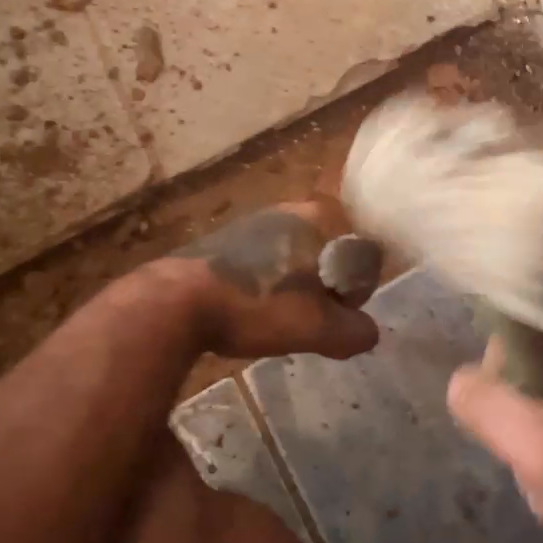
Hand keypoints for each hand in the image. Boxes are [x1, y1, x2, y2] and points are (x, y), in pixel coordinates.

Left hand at [156, 201, 379, 361]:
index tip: (335, 319)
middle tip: (310, 323)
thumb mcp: (317, 328)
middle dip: (327, 289)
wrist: (175, 301)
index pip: (365, 255)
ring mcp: (256, 221)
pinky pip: (266, 264)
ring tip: (278, 322)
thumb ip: (353, 331)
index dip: (356, 293)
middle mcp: (294, 208)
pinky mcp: (227, 239)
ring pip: (298, 260)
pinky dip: (268, 287)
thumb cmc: (259, 305)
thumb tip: (367, 334)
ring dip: (297, 289)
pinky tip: (250, 313)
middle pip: (331, 255)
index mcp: (322, 216)